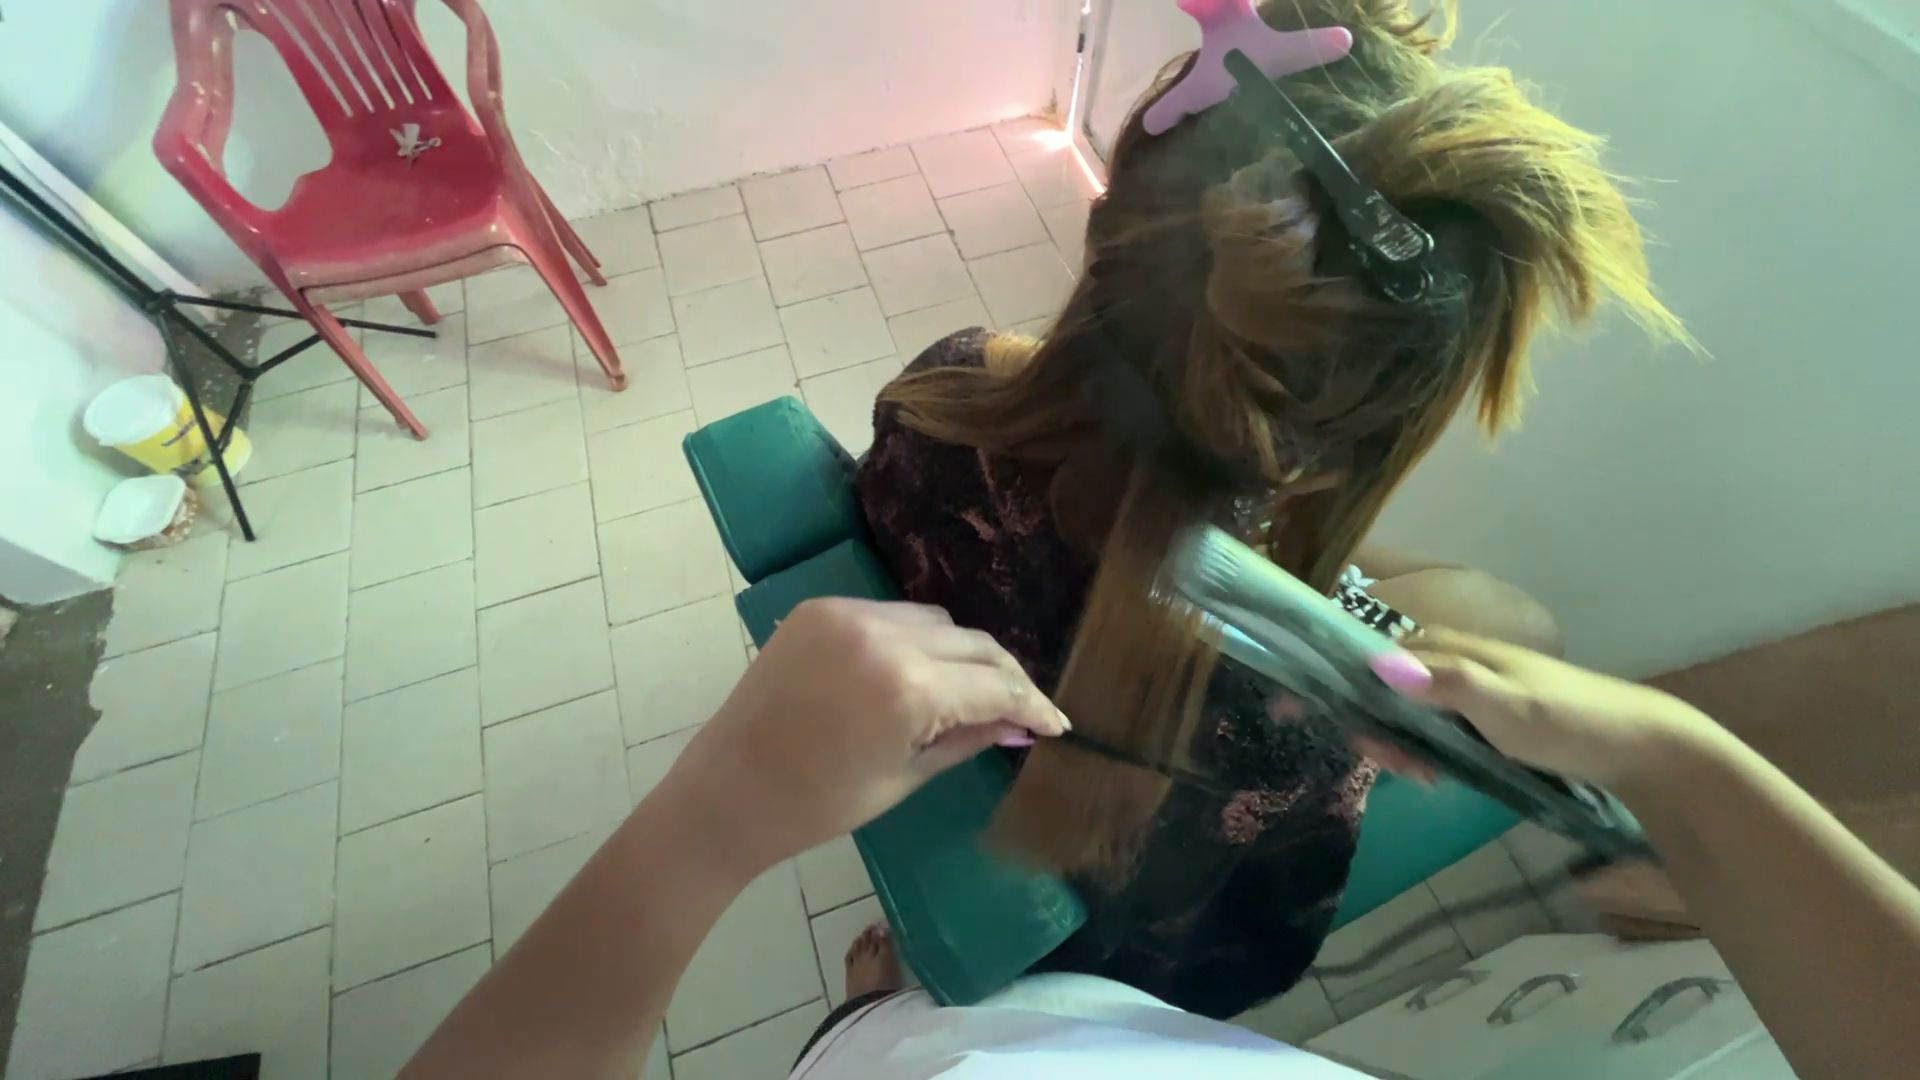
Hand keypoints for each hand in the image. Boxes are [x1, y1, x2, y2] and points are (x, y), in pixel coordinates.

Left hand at [666, 598, 1070, 870]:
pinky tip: (916, 670)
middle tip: (1022, 708)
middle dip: (1004, 674)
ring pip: (937, 621)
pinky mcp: (824, 607)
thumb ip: (969, 738)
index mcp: (906, 688)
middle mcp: (883, 634)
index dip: (1032, 704)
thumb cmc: (818, 805)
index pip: (995, 684)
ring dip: (961, 652)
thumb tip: (1019, 722)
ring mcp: (849, 613)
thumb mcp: (906, 777)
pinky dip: (917, 639)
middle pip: (974, 641)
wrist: (725, 792)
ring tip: (967, 691)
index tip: (1055, 722)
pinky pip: (893, 614)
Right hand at [1368, 628, 1715, 790]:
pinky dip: (1421, 748)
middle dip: (1376, 727)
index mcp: (1443, 645)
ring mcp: (1461, 685)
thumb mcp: (1504, 704)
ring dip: (1398, 743)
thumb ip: (1445, 683)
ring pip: (1401, 708)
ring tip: (1419, 776)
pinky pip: (1427, 724)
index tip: (1347, 731)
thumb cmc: (1568, 720)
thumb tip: (1379, 664)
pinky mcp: (1477, 711)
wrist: (1644, 749)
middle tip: (1396, 766)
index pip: (1369, 657)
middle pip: (1381, 686)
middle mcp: (1444, 657)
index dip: (1348, 691)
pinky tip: (1434, 773)